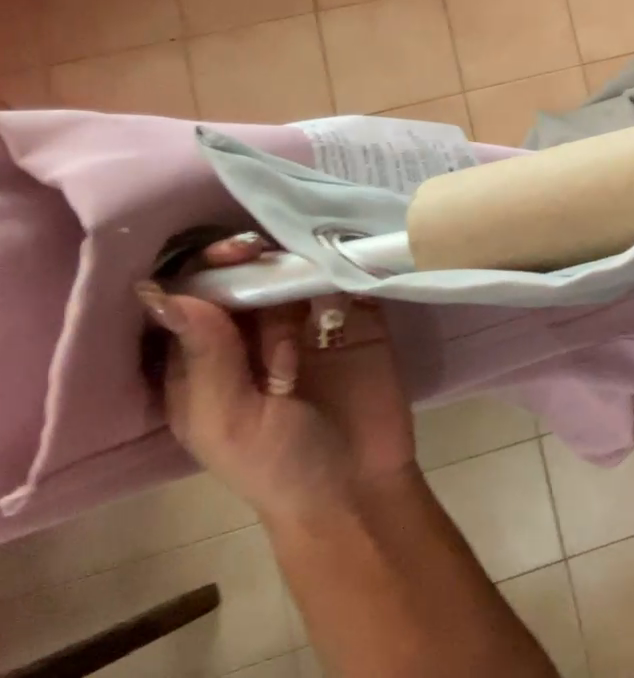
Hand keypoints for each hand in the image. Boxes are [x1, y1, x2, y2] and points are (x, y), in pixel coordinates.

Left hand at [137, 235, 415, 525]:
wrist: (358, 485)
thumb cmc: (276, 462)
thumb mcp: (227, 417)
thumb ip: (207, 356)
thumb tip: (170, 293)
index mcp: (203, 363)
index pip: (189, 303)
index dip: (201, 273)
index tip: (226, 254)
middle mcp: (253, 339)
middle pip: (244, 283)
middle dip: (251, 261)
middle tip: (265, 248)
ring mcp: (312, 330)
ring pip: (297, 279)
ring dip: (299, 264)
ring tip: (310, 265)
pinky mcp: (363, 327)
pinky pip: (354, 287)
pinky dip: (353, 268)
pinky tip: (352, 259)